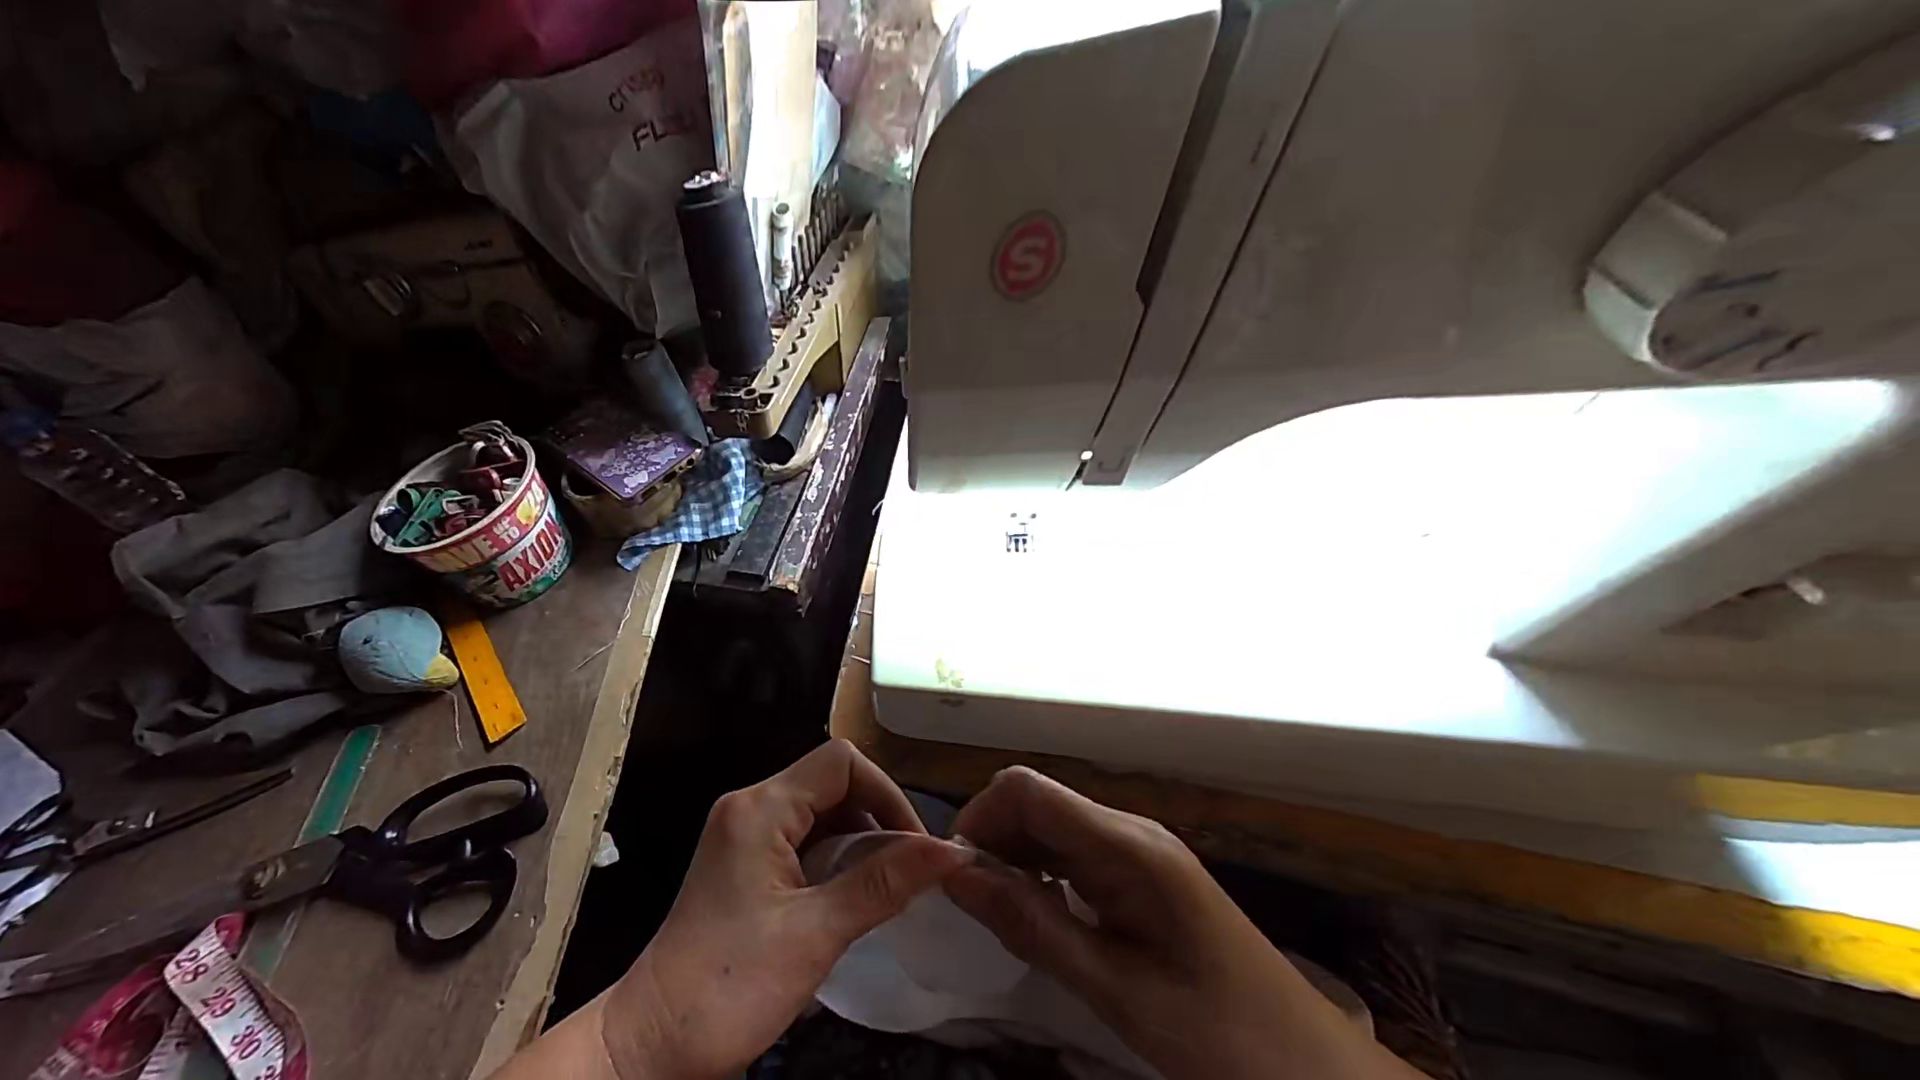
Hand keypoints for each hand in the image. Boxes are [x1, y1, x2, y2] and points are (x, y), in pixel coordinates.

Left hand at [601, 740, 972, 1079]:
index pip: (842, 763)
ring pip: (821, 810)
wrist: (647, 1049)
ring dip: (858, 839)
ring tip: (885, 885)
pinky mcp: (744, 862)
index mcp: (761, 808)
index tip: (914, 846)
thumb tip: (949, 852)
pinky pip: (804, 837)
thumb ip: (884, 883)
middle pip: (832, 782)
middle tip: (906, 868)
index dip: (887, 793)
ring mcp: (744, 834)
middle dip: (876, 817)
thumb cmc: (729, 988)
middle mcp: (750, 807)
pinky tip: (851, 893)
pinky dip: (835, 856)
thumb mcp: (816, 934)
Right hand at [944, 767, 1420, 1079]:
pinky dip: (1040, 875)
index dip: (978, 820)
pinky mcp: (1140, 871)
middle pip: (1035, 803)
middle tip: (972, 910)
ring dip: (1013, 860)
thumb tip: (956, 874)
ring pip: (1050, 827)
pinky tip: (1038, 917)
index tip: (954, 879)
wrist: (1307, 1061)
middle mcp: (1127, 830)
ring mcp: (1136, 848)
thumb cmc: (1219, 1032)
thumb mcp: (1116, 990)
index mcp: (1126, 845)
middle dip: (991, 842)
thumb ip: (1033, 927)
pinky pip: (1073, 853)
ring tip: (999, 919)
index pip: (1026, 790)